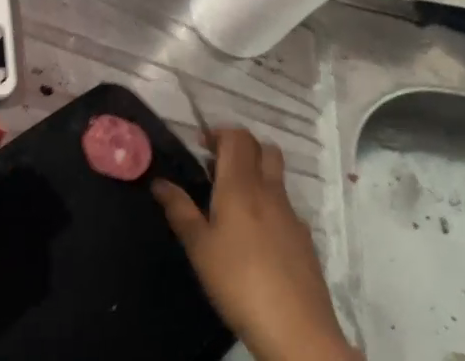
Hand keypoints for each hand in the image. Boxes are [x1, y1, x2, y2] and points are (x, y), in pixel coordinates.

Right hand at [152, 128, 359, 360]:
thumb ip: (179, 209)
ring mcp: (292, 216)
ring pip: (277, 177)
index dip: (219, 133)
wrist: (297, 330)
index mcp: (241, 187)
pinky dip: (269, 204)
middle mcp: (270, 193)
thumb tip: (159, 182)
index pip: (238, 138)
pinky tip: (254, 235)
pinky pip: (285, 206)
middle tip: (217, 167)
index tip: (200, 146)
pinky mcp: (304, 240)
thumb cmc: (238, 281)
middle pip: (265, 149)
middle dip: (242, 148)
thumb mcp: (198, 246)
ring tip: (231, 201)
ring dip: (256, 174)